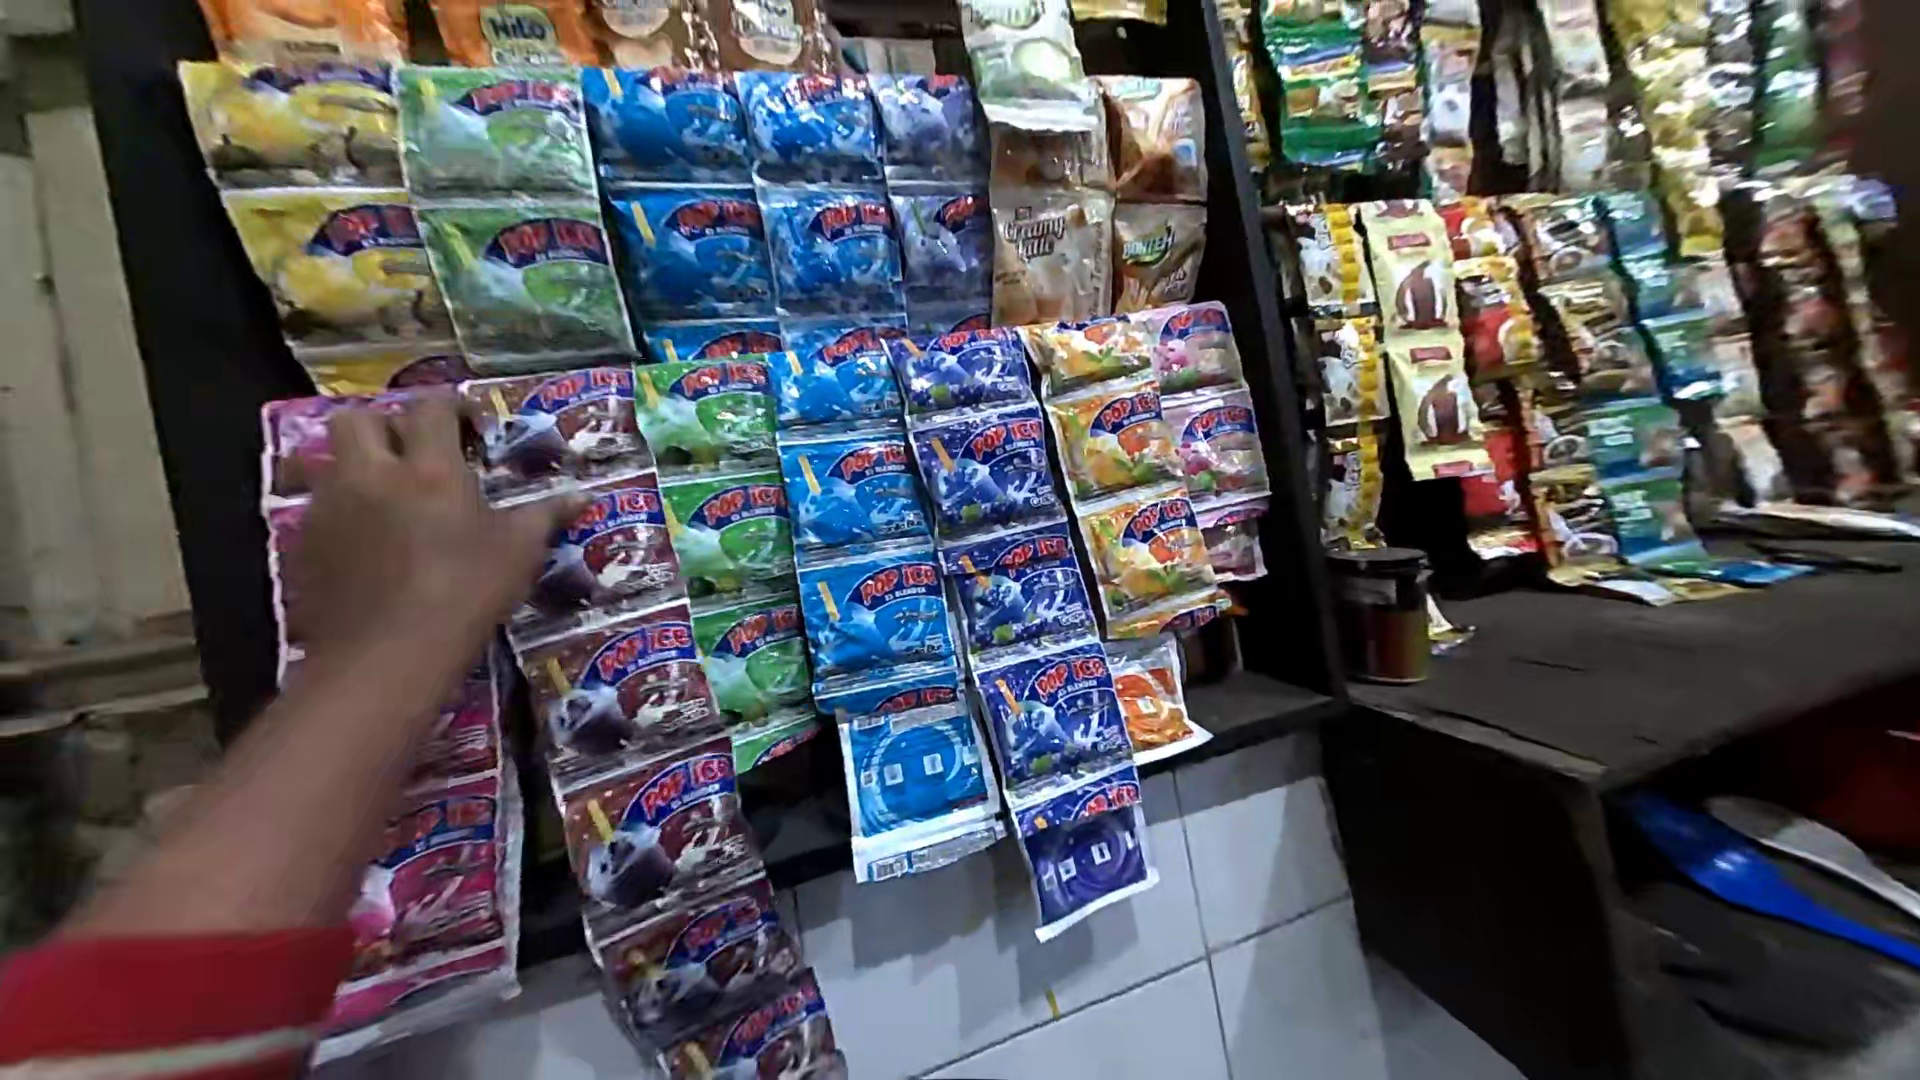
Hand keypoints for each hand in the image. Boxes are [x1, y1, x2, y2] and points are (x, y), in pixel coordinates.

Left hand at [292, 393, 577, 684]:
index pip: (430, 409)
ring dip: (358, 461)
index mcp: (431, 470)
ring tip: (391, 488)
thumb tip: (583, 496)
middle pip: (358, 419)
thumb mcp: (521, 550)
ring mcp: (331, 507)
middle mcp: (372, 475)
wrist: (392, 649)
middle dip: (388, 423)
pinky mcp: (305, 540)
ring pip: (328, 458)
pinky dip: (345, 505)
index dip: (449, 404)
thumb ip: (547, 515)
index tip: (468, 418)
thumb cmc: (470, 589)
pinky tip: (372, 535)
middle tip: (419, 449)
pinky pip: (319, 504)